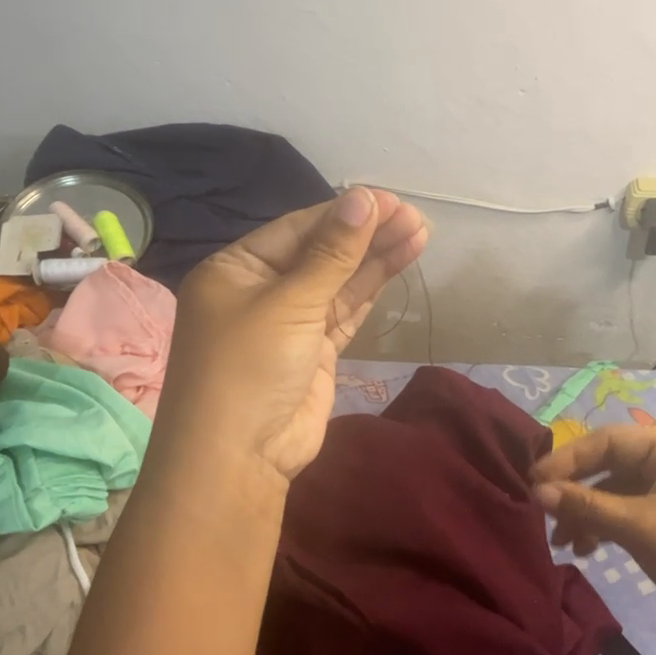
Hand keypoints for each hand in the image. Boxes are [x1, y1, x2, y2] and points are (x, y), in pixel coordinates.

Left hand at [162, 187, 427, 480]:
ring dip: (375, 259)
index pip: (296, 229)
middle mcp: (260, 291)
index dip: (344, 213)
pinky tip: (399, 262)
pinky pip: (344, 311)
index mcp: (236, 269)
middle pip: (320, 253)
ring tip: (420, 232)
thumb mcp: (289, 303)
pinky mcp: (313, 352)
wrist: (238, 455)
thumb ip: (332, 254)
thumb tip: (363, 199)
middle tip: (414, 215)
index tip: (390, 200)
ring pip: (337, 282)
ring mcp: (288, 324)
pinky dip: (370, 290)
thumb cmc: (249, 367)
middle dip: (366, 234)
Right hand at [531, 425, 655, 646]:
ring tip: (565, 544)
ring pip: (617, 495)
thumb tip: (536, 491)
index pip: (610, 440)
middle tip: (545, 517)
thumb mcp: (639, 525)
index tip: (531, 481)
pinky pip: (630, 517)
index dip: (568, 459)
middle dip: (577, 492)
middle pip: (612, 467)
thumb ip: (585, 505)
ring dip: (588, 515)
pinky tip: (587, 550)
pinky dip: (606, 529)